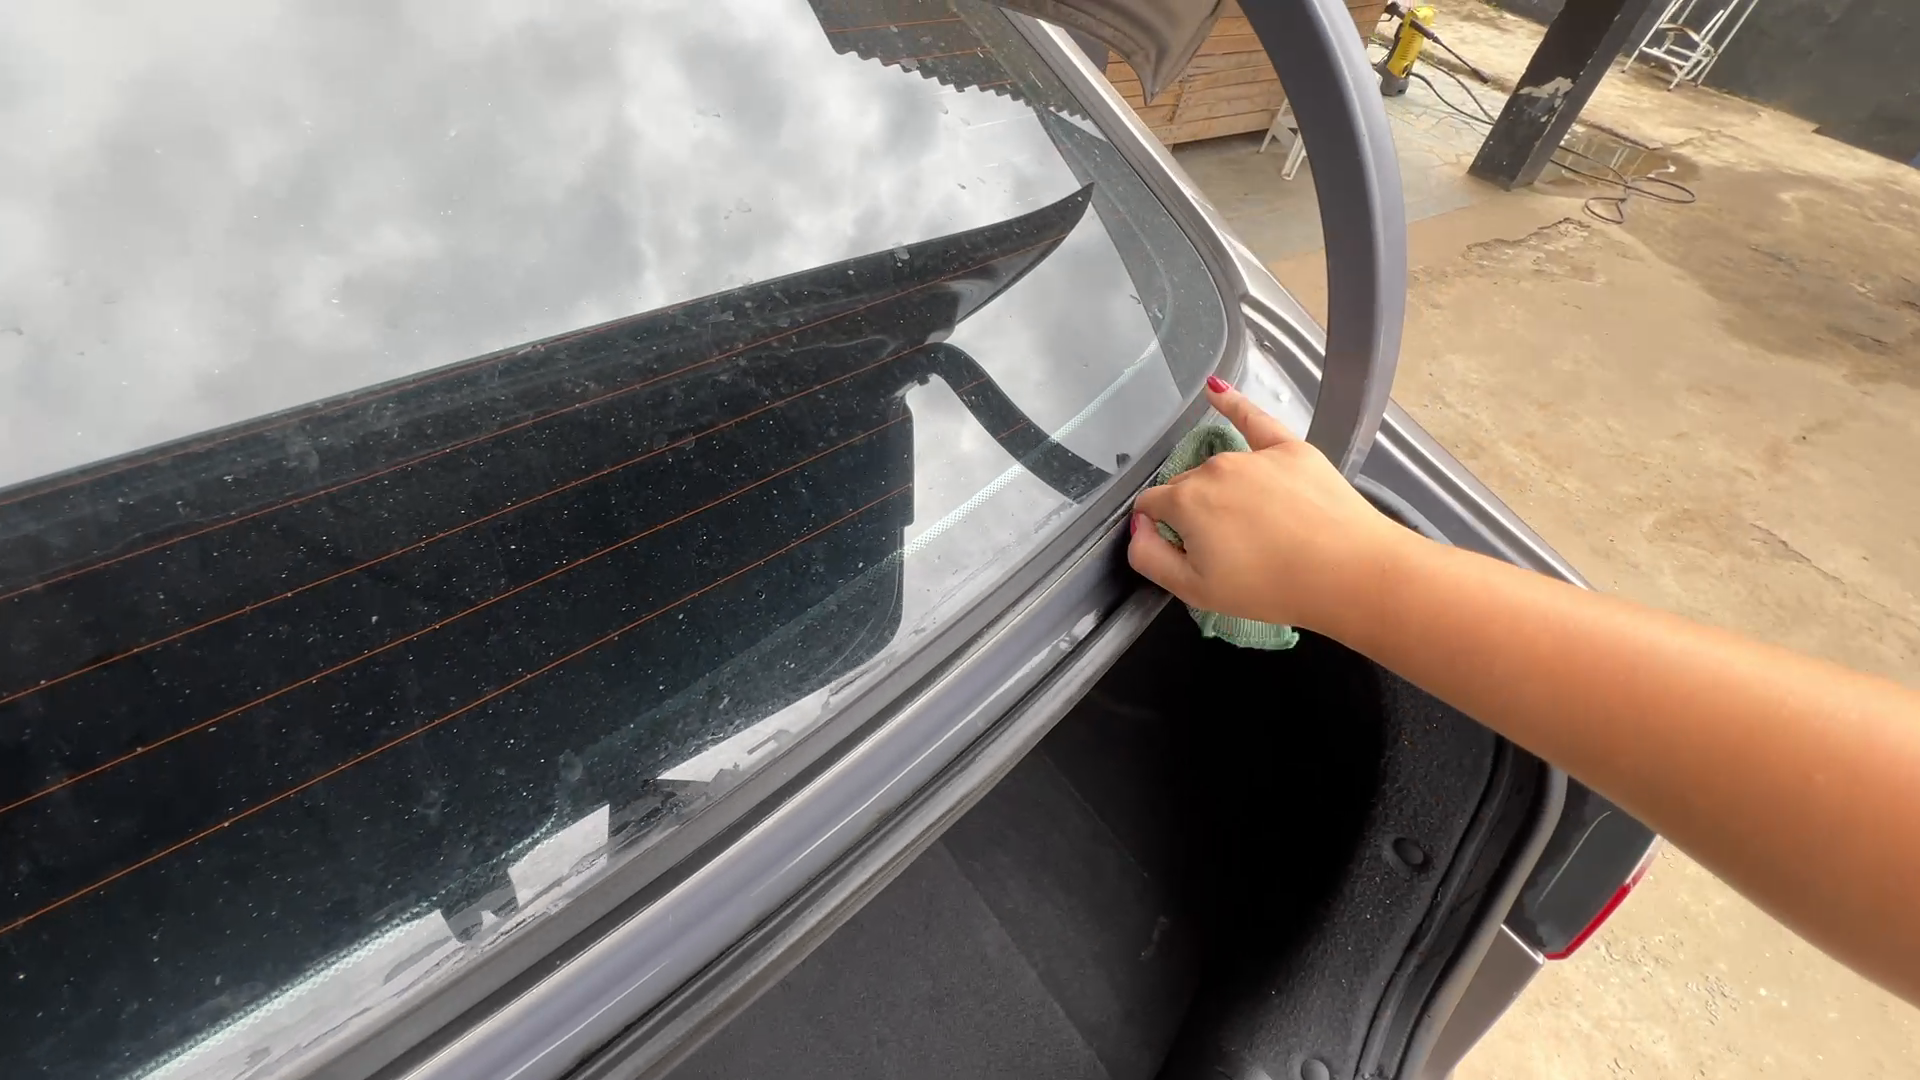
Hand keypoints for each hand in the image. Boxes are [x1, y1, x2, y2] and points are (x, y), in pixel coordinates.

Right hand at [1127, 378, 1411, 636]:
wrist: (1349, 574)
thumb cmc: (1269, 588)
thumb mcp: (1193, 590)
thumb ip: (1147, 557)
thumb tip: (1137, 527)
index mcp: (1185, 501)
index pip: (1150, 506)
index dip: (1160, 529)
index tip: (1185, 551)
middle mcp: (1213, 468)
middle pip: (1185, 486)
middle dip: (1192, 512)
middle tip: (1224, 549)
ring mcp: (1253, 456)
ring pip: (1218, 469)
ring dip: (1221, 490)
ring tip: (1253, 527)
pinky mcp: (1290, 449)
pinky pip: (1254, 419)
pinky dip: (1232, 403)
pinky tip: (1214, 388)